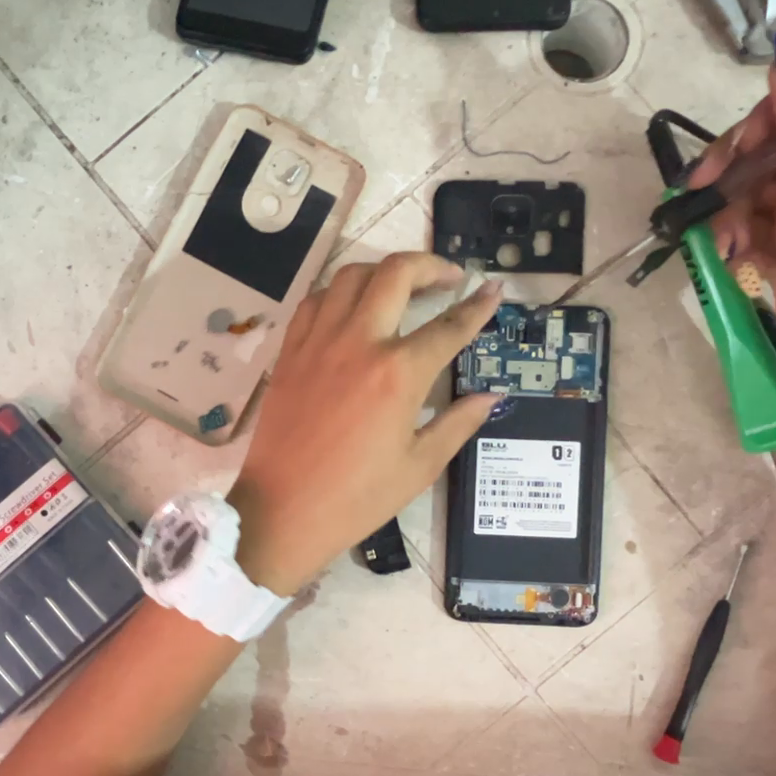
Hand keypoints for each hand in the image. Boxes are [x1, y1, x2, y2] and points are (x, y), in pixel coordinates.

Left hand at [227, 253, 503, 594]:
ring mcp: (318, 341)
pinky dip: (340, 292)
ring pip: (351, 275)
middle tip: (447, 278)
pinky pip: (316, 300)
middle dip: (430, 265)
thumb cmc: (356, 498)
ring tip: (401, 287)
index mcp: (399, 374)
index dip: (477, 306)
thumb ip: (458, 423)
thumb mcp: (419, 466)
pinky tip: (352, 308)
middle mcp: (359, 342)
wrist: (282, 510)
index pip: (449, 326)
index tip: (492, 289)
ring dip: (383, 271)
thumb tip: (491, 396)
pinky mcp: (290, 351)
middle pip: (397, 274)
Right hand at [690, 67, 775, 368]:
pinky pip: (741, 228)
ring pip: (748, 187)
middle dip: (735, 163)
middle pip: (771, 141)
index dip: (775, 112)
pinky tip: (731, 257)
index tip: (747, 142)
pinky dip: (729, 239)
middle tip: (703, 185)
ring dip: (728, 208)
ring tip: (727, 239)